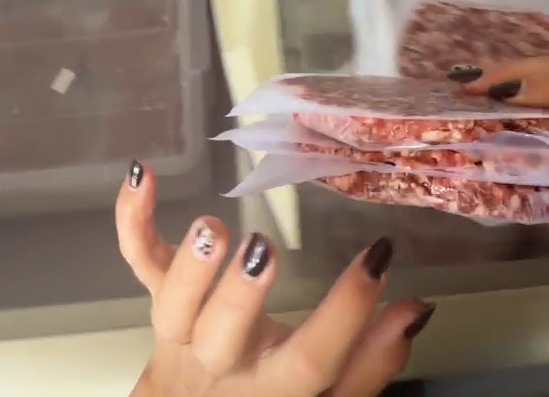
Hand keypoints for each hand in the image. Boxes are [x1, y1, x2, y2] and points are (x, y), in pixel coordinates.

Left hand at [115, 161, 434, 395]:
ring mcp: (179, 329)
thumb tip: (415, 307)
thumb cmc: (265, 391)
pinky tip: (141, 174)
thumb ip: (370, 359)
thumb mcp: (324, 393)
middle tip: (260, 249)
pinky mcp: (154, 295)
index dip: (346, 313)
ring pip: (171, 306)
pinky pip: (137, 259)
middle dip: (240, 295)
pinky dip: (132, 218)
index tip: (378, 254)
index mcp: (272, 386)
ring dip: (187, 265)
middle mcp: (220, 361)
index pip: (312, 360)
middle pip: (225, 338)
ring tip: (209, 226)